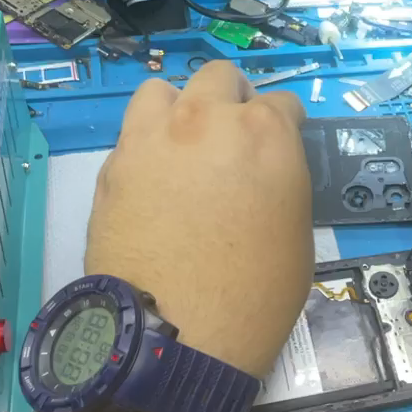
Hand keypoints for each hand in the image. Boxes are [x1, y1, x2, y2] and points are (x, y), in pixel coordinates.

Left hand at [86, 61, 312, 378]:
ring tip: (183, 147)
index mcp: (267, 134)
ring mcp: (154, 137)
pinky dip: (147, 144)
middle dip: (233, 100)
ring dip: (180, 110)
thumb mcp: (296, 234)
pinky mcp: (114, 163)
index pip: (283, 103)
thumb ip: (281, 182)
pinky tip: (153, 180)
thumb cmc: (256, 295)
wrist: (177, 334)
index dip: (284, 125)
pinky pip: (133, 133)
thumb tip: (263, 174)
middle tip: (232, 139)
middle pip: (220, 78)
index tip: (280, 145)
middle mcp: (209, 120)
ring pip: (165, 90)